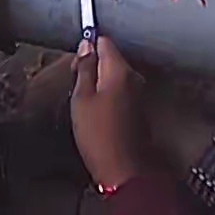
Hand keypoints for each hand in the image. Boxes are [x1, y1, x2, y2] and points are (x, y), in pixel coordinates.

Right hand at [70, 36, 147, 189]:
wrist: (124, 173)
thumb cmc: (99, 136)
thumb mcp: (82, 99)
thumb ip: (85, 68)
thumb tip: (86, 46)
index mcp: (119, 70)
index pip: (104, 41)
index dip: (87, 46)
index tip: (76, 63)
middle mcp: (133, 77)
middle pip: (110, 57)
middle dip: (92, 65)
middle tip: (77, 85)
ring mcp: (138, 93)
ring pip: (114, 74)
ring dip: (99, 81)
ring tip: (85, 102)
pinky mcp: (138, 109)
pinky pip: (120, 90)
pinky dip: (108, 94)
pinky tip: (97, 112)